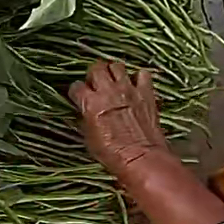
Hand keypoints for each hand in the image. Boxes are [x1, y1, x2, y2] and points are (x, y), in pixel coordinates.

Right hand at [70, 61, 170, 180]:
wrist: (141, 157)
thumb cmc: (112, 154)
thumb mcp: (89, 139)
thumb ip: (86, 119)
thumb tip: (84, 113)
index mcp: (90, 103)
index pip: (77, 86)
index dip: (77, 91)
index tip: (79, 97)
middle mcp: (108, 91)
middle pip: (96, 68)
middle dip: (94, 74)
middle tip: (96, 84)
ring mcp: (128, 89)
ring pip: (117, 65)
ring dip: (114, 72)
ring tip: (115, 82)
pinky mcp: (146, 92)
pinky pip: (142, 74)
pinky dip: (138, 77)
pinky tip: (136, 85)